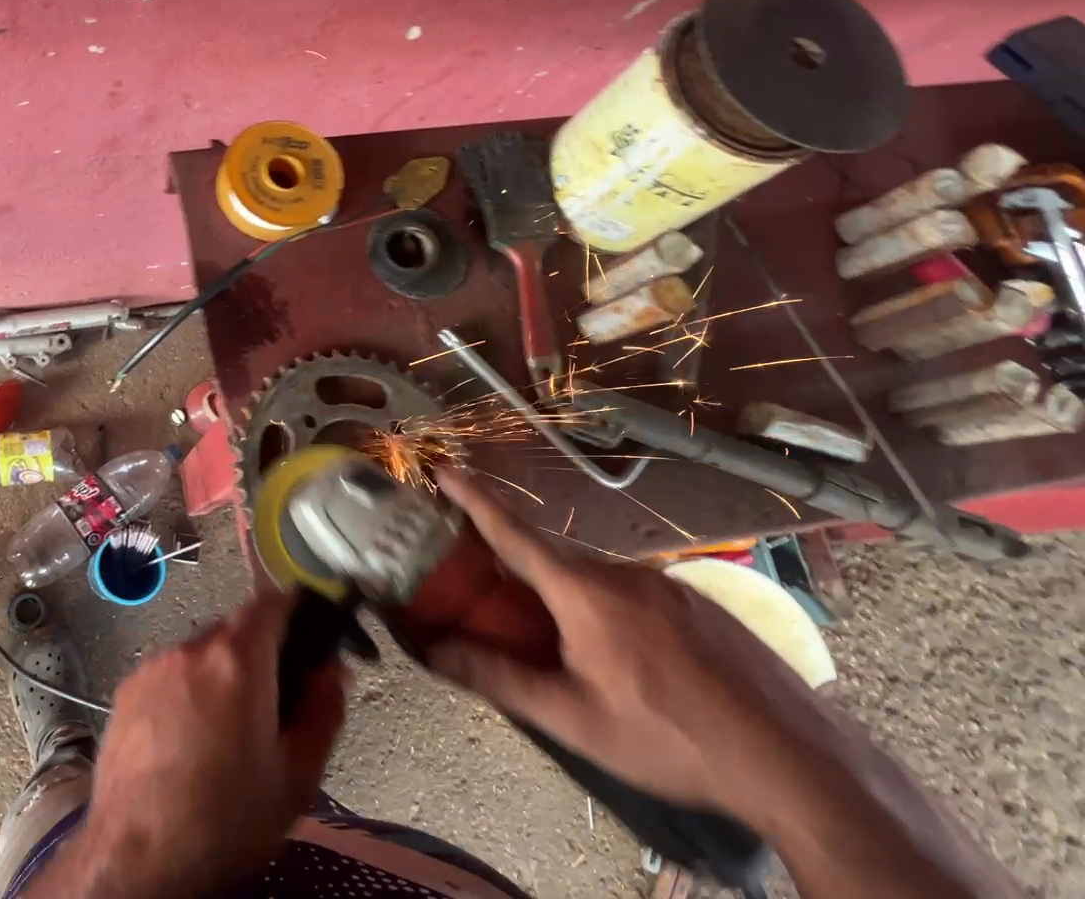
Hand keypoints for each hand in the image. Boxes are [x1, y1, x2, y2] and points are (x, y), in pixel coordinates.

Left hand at [70, 590, 347, 893]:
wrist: (138, 855)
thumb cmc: (224, 820)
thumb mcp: (297, 775)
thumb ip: (325, 710)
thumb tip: (334, 671)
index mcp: (238, 662)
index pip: (271, 603)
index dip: (294, 607)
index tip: (307, 623)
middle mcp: (191, 650)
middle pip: (235, 629)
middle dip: (259, 652)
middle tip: (275, 697)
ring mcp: (152, 667)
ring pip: (200, 652)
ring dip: (220, 673)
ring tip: (228, 728)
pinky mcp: (126, 689)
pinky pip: (169, 673)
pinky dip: (186, 689)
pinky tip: (190, 736)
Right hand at [424, 466, 833, 819]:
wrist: (798, 761)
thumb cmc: (671, 739)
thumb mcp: (572, 718)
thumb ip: (498, 678)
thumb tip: (432, 652)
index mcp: (586, 593)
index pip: (514, 534)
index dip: (473, 500)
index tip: (444, 469)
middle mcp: (625, 574)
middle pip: (552, 558)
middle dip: (514, 566)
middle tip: (487, 590)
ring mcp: (669, 585)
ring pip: (594, 577)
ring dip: (562, 594)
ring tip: (556, 639)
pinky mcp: (700, 604)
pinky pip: (632, 590)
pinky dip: (603, 605)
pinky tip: (619, 653)